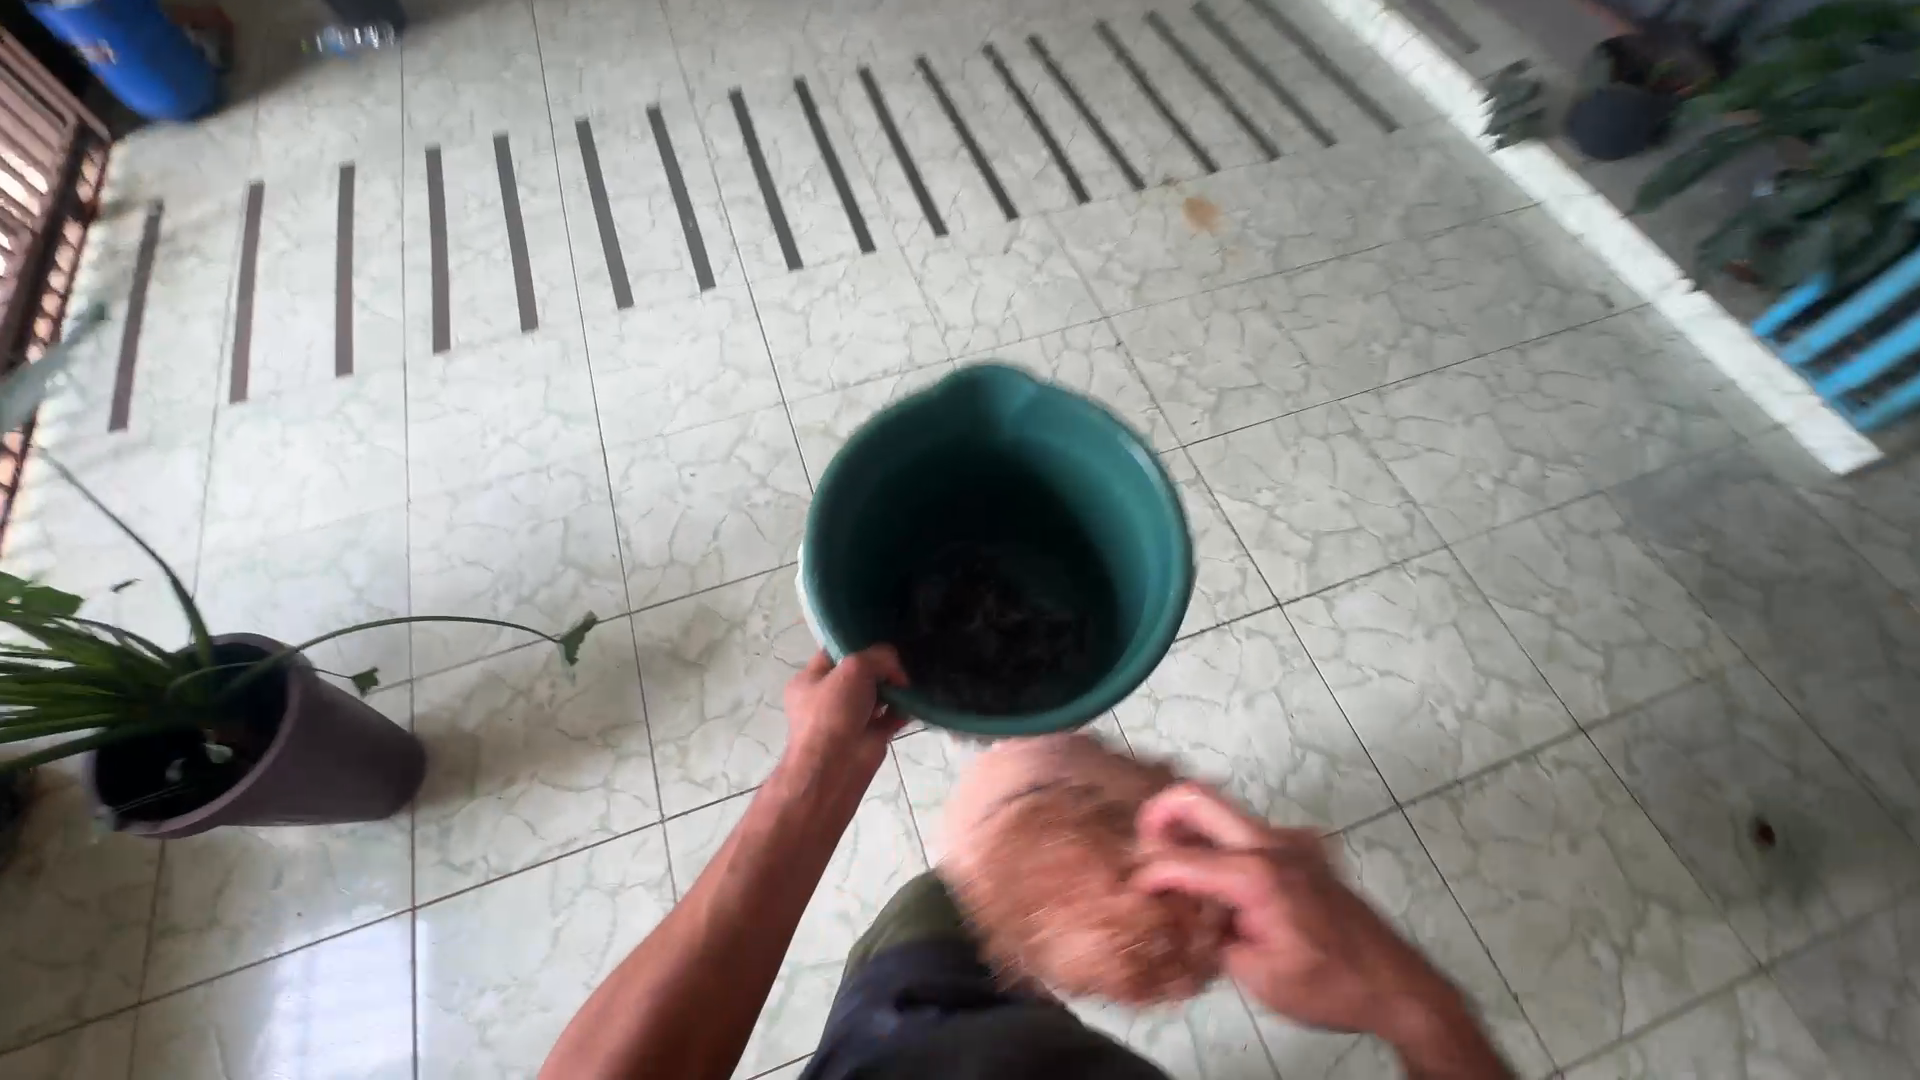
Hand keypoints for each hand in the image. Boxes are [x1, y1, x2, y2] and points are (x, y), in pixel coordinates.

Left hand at [781, 646, 908, 779]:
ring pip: (877, 695)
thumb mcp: (854, 669)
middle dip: (882, 667)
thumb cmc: (834, 712)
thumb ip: (878, 657)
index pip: (836, 652)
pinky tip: (915, 701)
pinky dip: (902, 710)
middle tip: (904, 659)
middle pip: (860, 673)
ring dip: (895, 688)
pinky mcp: (869, 736)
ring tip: (913, 679)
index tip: (885, 637)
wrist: (835, 766)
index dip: (859, 643)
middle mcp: (828, 698)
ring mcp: (849, 718)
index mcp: (810, 679)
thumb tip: (897, 670)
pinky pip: (890, 716)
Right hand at [1131, 784, 1467, 1044]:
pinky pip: (1243, 831)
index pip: (1181, 860)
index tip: (1130, 890)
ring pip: (1219, 809)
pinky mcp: (1298, 849)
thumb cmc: (1330, 987)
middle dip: (1158, 814)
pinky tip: (1214, 884)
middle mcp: (1269, 843)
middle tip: (1141, 844)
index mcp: (1256, 875)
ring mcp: (1287, 840)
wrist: (1400, 986)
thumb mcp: (1258, 975)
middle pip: (1196, 797)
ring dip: (1187, 828)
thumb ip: (1211, 936)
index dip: (1147, 874)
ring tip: (1173, 868)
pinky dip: (1216, 844)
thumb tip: (1182, 915)